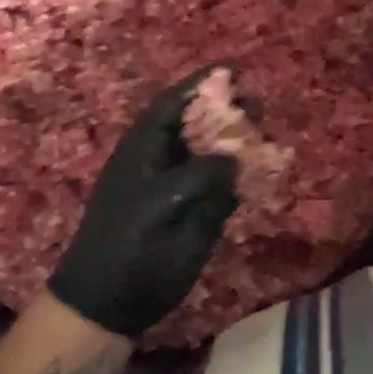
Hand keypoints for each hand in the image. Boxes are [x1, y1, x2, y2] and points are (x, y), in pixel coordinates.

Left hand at [47, 72, 239, 336]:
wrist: (108, 304)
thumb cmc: (129, 251)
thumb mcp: (162, 207)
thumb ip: (200, 177)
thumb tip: (232, 159)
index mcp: (143, 152)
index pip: (172, 105)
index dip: (200, 85)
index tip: (232, 68)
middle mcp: (160, 165)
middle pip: (194, 127)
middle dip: (225, 113)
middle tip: (259, 106)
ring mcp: (175, 192)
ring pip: (208, 158)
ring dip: (235, 145)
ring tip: (265, 135)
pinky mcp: (189, 219)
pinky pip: (217, 190)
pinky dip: (237, 180)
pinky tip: (258, 174)